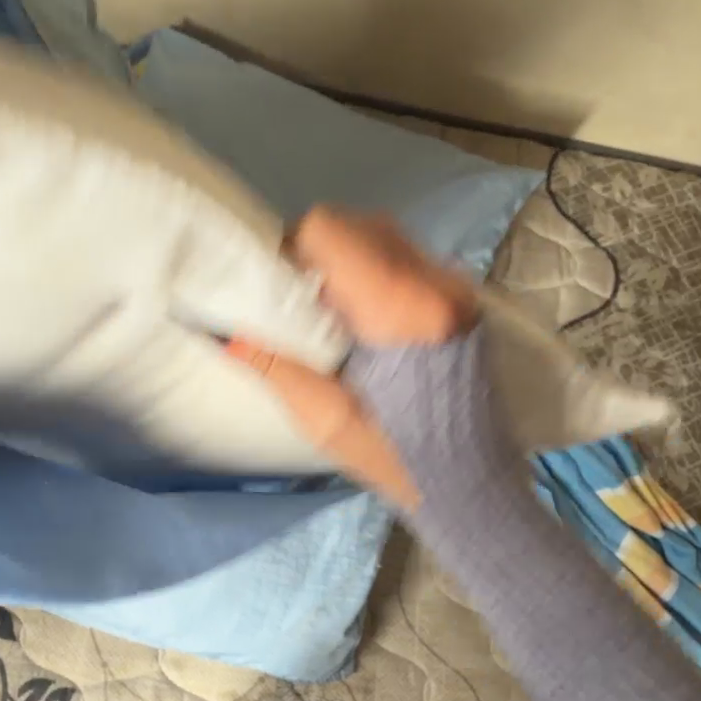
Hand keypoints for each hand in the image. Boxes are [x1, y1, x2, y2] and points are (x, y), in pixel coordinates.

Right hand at [227, 206, 477, 508]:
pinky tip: (360, 315)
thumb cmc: (395, 457)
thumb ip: (279, 367)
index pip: (330, 233)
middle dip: (315, 255)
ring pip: (380, 235)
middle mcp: (434, 282)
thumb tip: (231, 330)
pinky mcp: (459, 295)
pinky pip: (404, 256)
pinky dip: (371, 270)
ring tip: (328, 310)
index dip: (291, 251)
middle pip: (354, 225)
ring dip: (343, 260)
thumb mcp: (326, 421)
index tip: (276, 290)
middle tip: (296, 303)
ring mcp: (453, 285)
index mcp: (401, 313)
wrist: (469, 475)